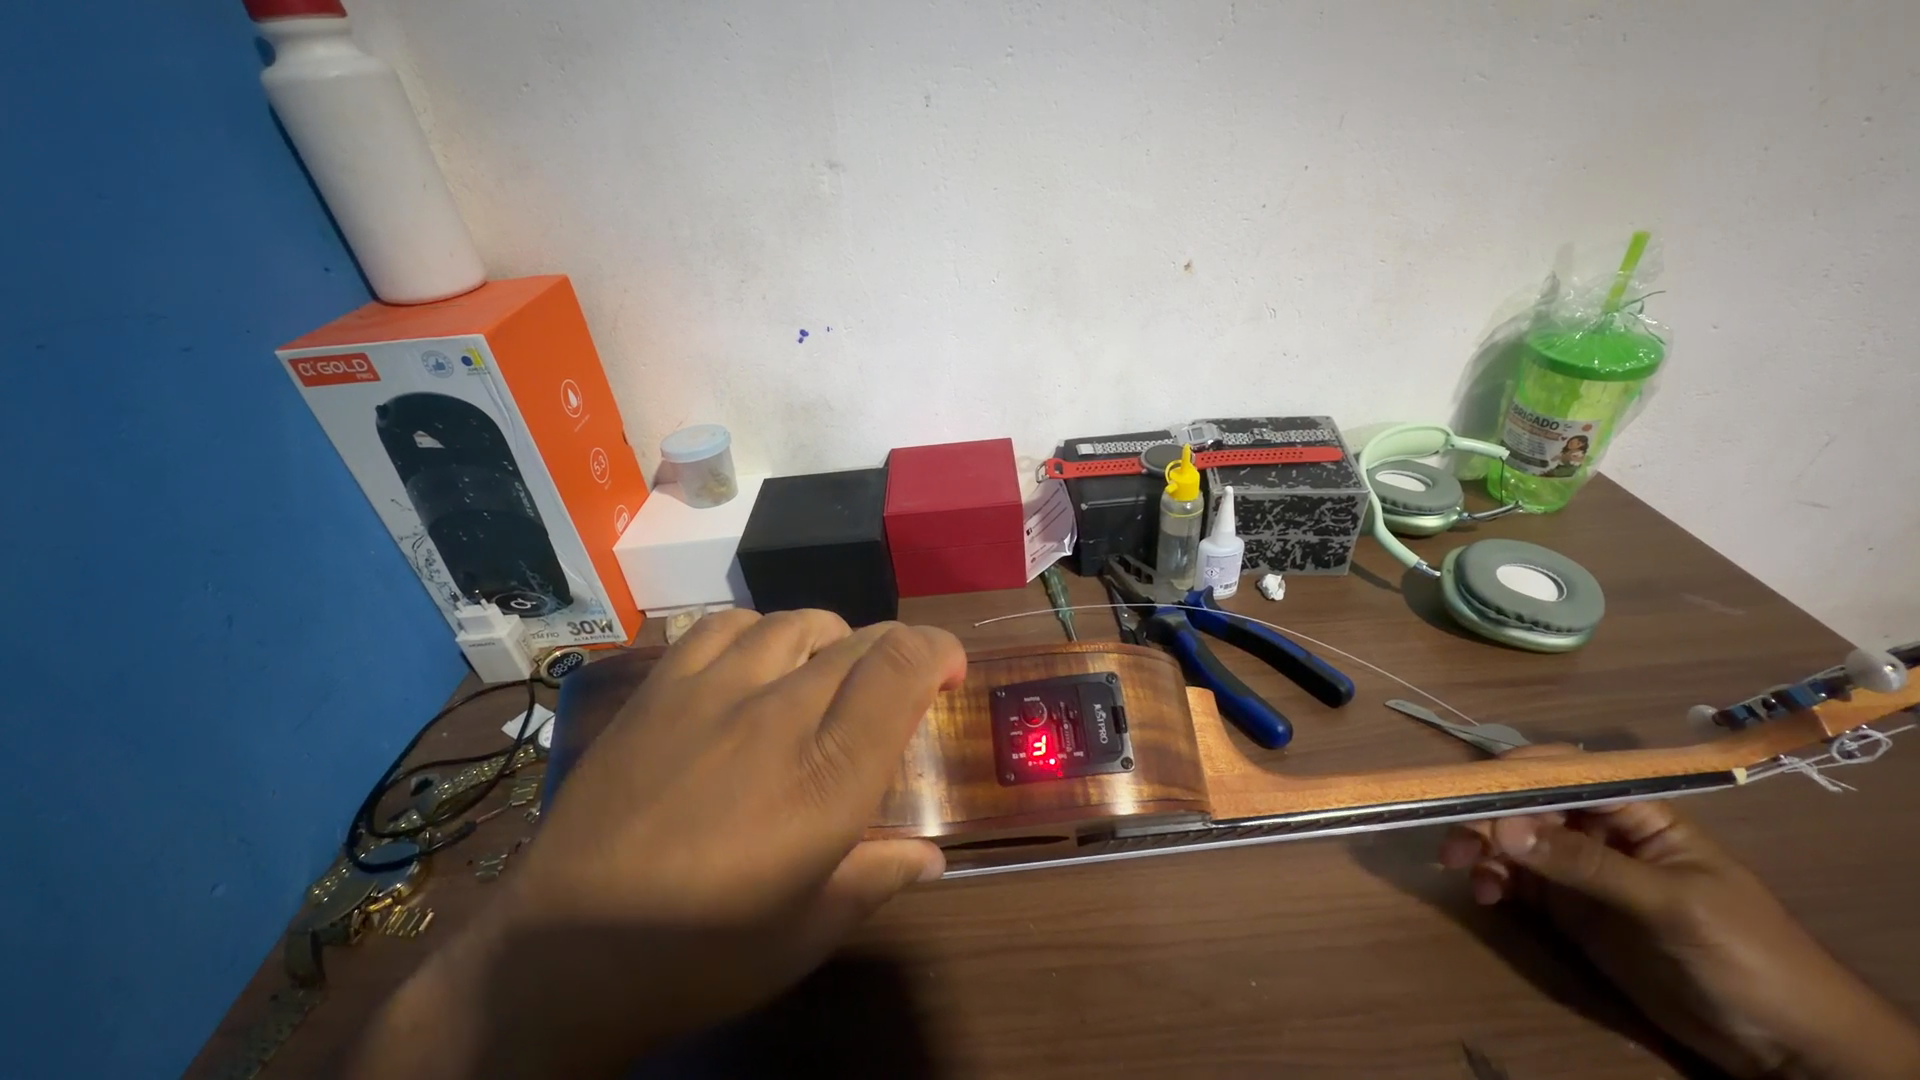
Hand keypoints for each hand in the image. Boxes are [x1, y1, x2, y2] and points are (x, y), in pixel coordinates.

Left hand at [351, 611, 966, 1079]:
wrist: (563, 952)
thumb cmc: (702, 953)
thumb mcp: (808, 932)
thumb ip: (879, 878)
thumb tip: (930, 857)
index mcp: (830, 774)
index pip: (902, 665)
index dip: (939, 651)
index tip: (949, 675)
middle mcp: (779, 712)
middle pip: (858, 640)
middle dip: (896, 652)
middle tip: (895, 690)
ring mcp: (712, 691)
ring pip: (795, 622)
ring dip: (831, 640)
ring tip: (826, 676)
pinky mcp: (659, 689)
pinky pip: (723, 625)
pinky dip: (759, 632)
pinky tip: (753, 666)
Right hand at [1440, 746, 1919, 1079]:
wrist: (1785, 1042)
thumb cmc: (1747, 954)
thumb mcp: (1670, 905)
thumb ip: (1587, 866)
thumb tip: (1503, 829)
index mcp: (1637, 814)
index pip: (1566, 774)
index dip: (1517, 776)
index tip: (1472, 793)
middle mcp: (1602, 833)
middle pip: (1528, 806)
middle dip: (1486, 817)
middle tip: (1454, 843)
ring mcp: (1582, 872)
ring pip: (1513, 841)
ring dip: (1481, 849)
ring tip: (1462, 871)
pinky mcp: (1569, 910)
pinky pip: (1517, 881)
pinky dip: (1493, 881)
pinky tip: (1486, 896)